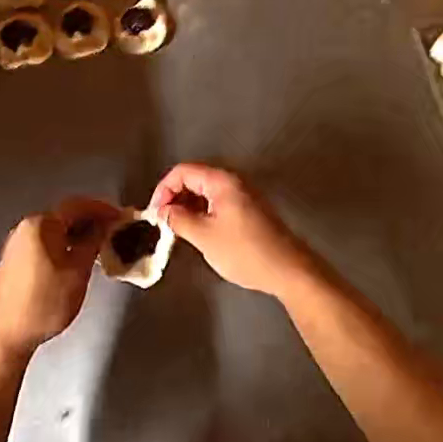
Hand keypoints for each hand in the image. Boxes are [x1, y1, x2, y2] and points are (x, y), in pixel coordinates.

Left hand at [0, 197, 117, 352]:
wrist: (9, 333)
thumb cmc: (46, 301)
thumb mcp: (79, 271)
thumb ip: (93, 241)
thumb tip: (103, 225)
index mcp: (41, 225)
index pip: (77, 206)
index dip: (102, 209)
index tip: (120, 216)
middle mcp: (25, 228)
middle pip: (64, 216)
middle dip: (91, 222)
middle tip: (114, 231)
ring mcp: (18, 244)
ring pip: (55, 231)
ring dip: (78, 235)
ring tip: (100, 246)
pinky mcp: (15, 260)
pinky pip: (45, 243)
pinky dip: (64, 246)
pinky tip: (78, 259)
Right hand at [151, 164, 320, 296]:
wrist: (287, 269)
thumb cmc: (244, 251)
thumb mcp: (204, 236)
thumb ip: (178, 219)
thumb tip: (162, 211)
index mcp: (222, 181)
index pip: (182, 172)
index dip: (163, 189)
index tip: (155, 213)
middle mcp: (233, 181)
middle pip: (194, 179)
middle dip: (174, 197)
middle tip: (162, 221)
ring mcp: (243, 195)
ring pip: (205, 193)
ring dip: (187, 207)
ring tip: (175, 229)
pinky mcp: (249, 210)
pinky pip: (217, 203)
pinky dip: (202, 213)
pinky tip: (196, 232)